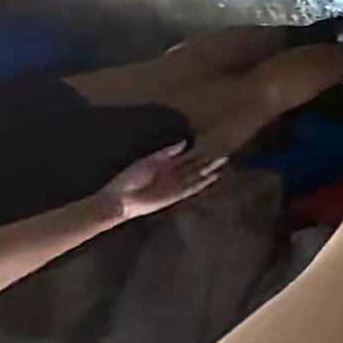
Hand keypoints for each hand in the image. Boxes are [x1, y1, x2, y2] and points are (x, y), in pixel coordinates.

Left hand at [94, 142, 224, 221]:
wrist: (119, 200)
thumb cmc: (130, 179)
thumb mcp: (148, 161)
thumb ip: (167, 153)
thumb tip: (185, 142)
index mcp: (166, 165)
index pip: (186, 157)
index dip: (198, 151)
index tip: (211, 143)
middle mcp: (174, 174)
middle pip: (195, 165)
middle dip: (208, 159)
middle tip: (223, 151)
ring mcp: (176, 185)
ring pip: (198, 175)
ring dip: (210, 168)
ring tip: (223, 161)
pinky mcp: (177, 195)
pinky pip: (194, 188)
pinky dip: (204, 182)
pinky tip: (214, 176)